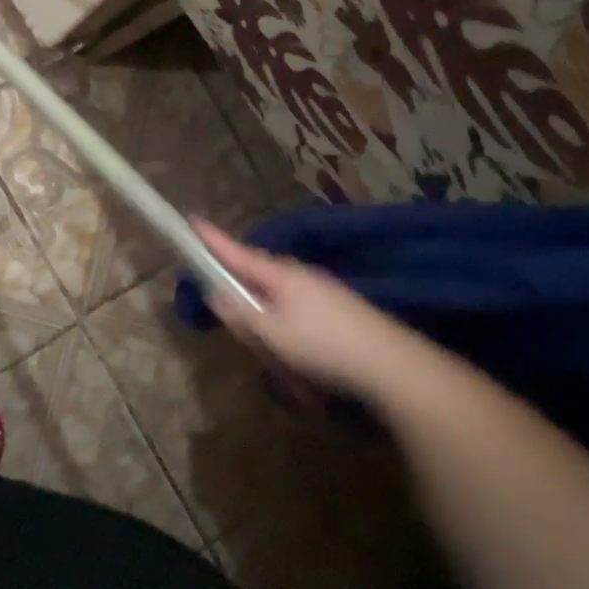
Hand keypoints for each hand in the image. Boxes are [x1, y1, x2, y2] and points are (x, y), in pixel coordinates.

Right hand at [193, 218, 439, 398]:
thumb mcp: (272, 335)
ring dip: (273, 334)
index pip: (237, 253)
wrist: (396, 368)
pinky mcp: (341, 315)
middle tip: (249, 340)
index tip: (192, 219)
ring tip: (286, 368)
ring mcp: (324, 295)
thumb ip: (240, 315)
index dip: (213, 240)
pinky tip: (305, 369)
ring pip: (280, 306)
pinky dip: (293, 341)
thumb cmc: (325, 346)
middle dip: (246, 308)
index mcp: (280, 275)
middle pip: (257, 282)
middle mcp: (301, 277)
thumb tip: (215, 294)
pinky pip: (301, 320)